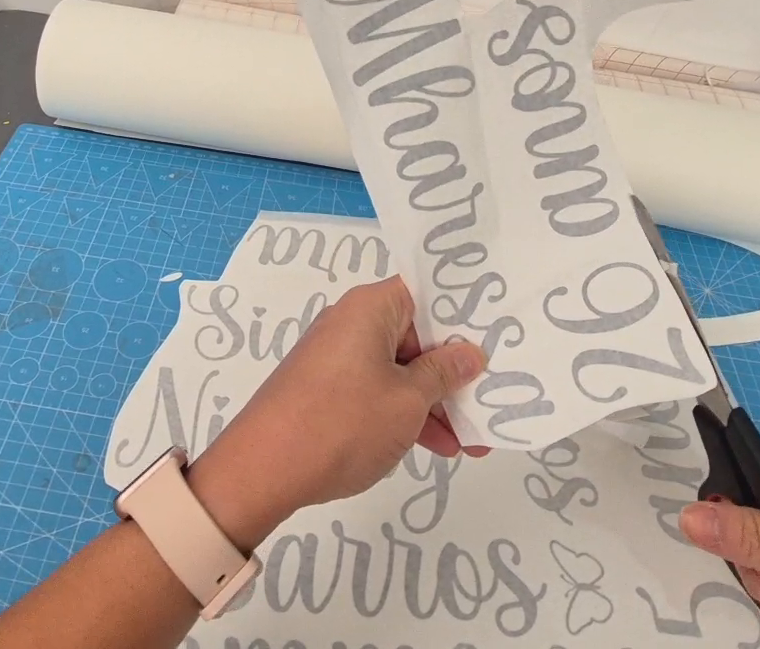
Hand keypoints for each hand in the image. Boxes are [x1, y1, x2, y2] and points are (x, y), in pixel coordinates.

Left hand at [186, 275, 488, 548]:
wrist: (265, 467)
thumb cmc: (344, 421)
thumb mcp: (407, 400)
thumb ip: (444, 373)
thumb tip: (470, 352)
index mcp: (371, 308)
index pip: (425, 293)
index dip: (460, 314)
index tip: (494, 335)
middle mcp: (352, 322)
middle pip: (415, 334)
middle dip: (452, 371)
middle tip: (489, 400)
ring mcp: (338, 355)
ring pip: (399, 367)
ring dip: (432, 401)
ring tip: (471, 443)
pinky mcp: (328, 386)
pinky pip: (378, 387)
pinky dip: (404, 411)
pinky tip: (435, 445)